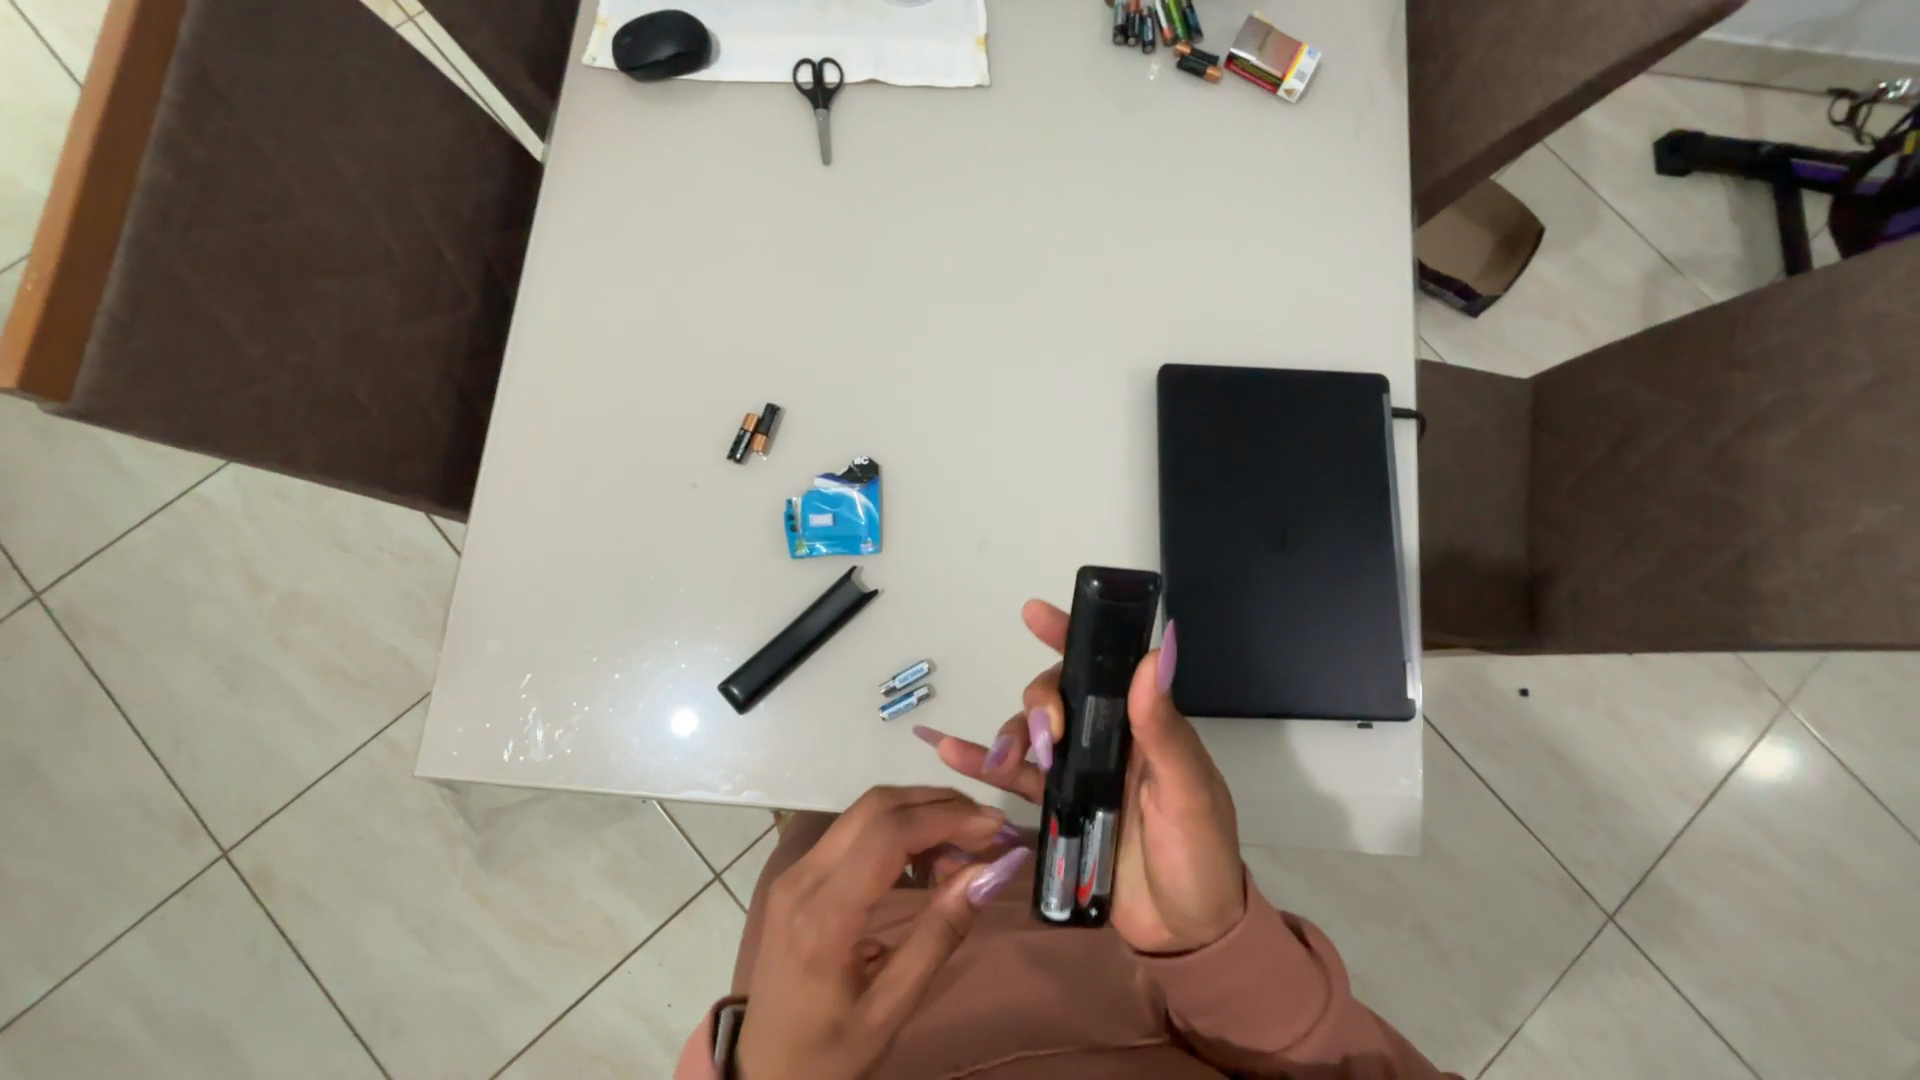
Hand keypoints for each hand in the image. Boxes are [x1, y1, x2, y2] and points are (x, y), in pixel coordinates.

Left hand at [735, 786, 1030, 1078]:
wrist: (763, 1071)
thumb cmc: (829, 1052)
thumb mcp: (891, 1009)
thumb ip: (940, 934)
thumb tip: (991, 871)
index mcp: (823, 916)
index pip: (889, 834)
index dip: (948, 818)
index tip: (996, 827)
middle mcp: (802, 877)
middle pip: (877, 806)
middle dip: (940, 804)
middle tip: (988, 829)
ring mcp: (795, 871)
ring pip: (866, 810)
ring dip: (921, 812)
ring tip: (966, 843)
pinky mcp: (799, 873)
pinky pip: (855, 829)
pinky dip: (899, 828)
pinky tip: (929, 855)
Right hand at [913, 604, 1244, 953]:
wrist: (1186, 933)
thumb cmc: (1200, 856)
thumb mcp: (1189, 792)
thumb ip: (1165, 730)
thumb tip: (1153, 654)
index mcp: (1143, 727)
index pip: (1105, 667)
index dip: (1071, 635)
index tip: (1035, 613)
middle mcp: (1106, 741)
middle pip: (1056, 697)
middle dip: (1040, 703)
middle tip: (1047, 736)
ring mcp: (1078, 775)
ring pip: (1030, 733)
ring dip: (1010, 733)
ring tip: (1005, 759)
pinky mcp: (1057, 810)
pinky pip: (1013, 779)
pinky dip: (980, 762)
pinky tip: (950, 751)